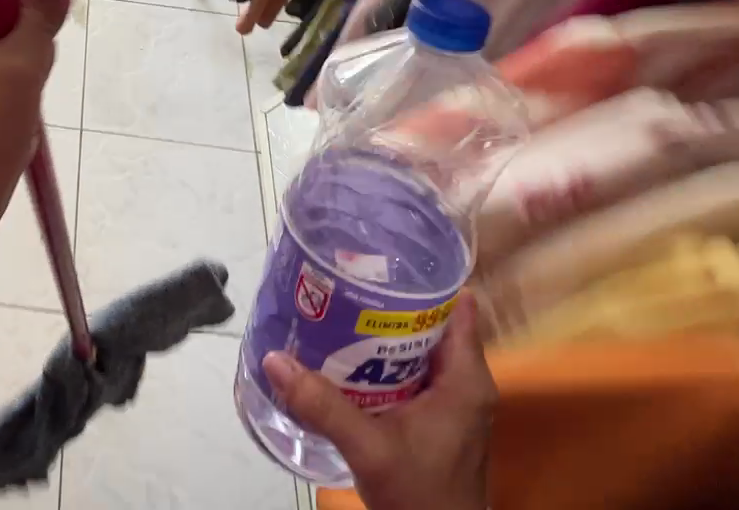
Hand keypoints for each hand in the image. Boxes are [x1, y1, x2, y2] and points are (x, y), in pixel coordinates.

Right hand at [263, 294, 493, 509]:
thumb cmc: (423, 499)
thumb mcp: (370, 450)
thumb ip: (324, 406)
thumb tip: (272, 357)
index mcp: (466, 379)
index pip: (456, 307)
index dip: (423, 277)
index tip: (379, 254)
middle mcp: (464, 382)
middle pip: (430, 320)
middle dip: (387, 296)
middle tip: (339, 273)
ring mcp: (450, 400)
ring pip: (416, 345)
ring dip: (380, 326)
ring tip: (333, 300)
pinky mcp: (433, 416)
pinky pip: (406, 367)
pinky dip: (378, 354)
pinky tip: (341, 350)